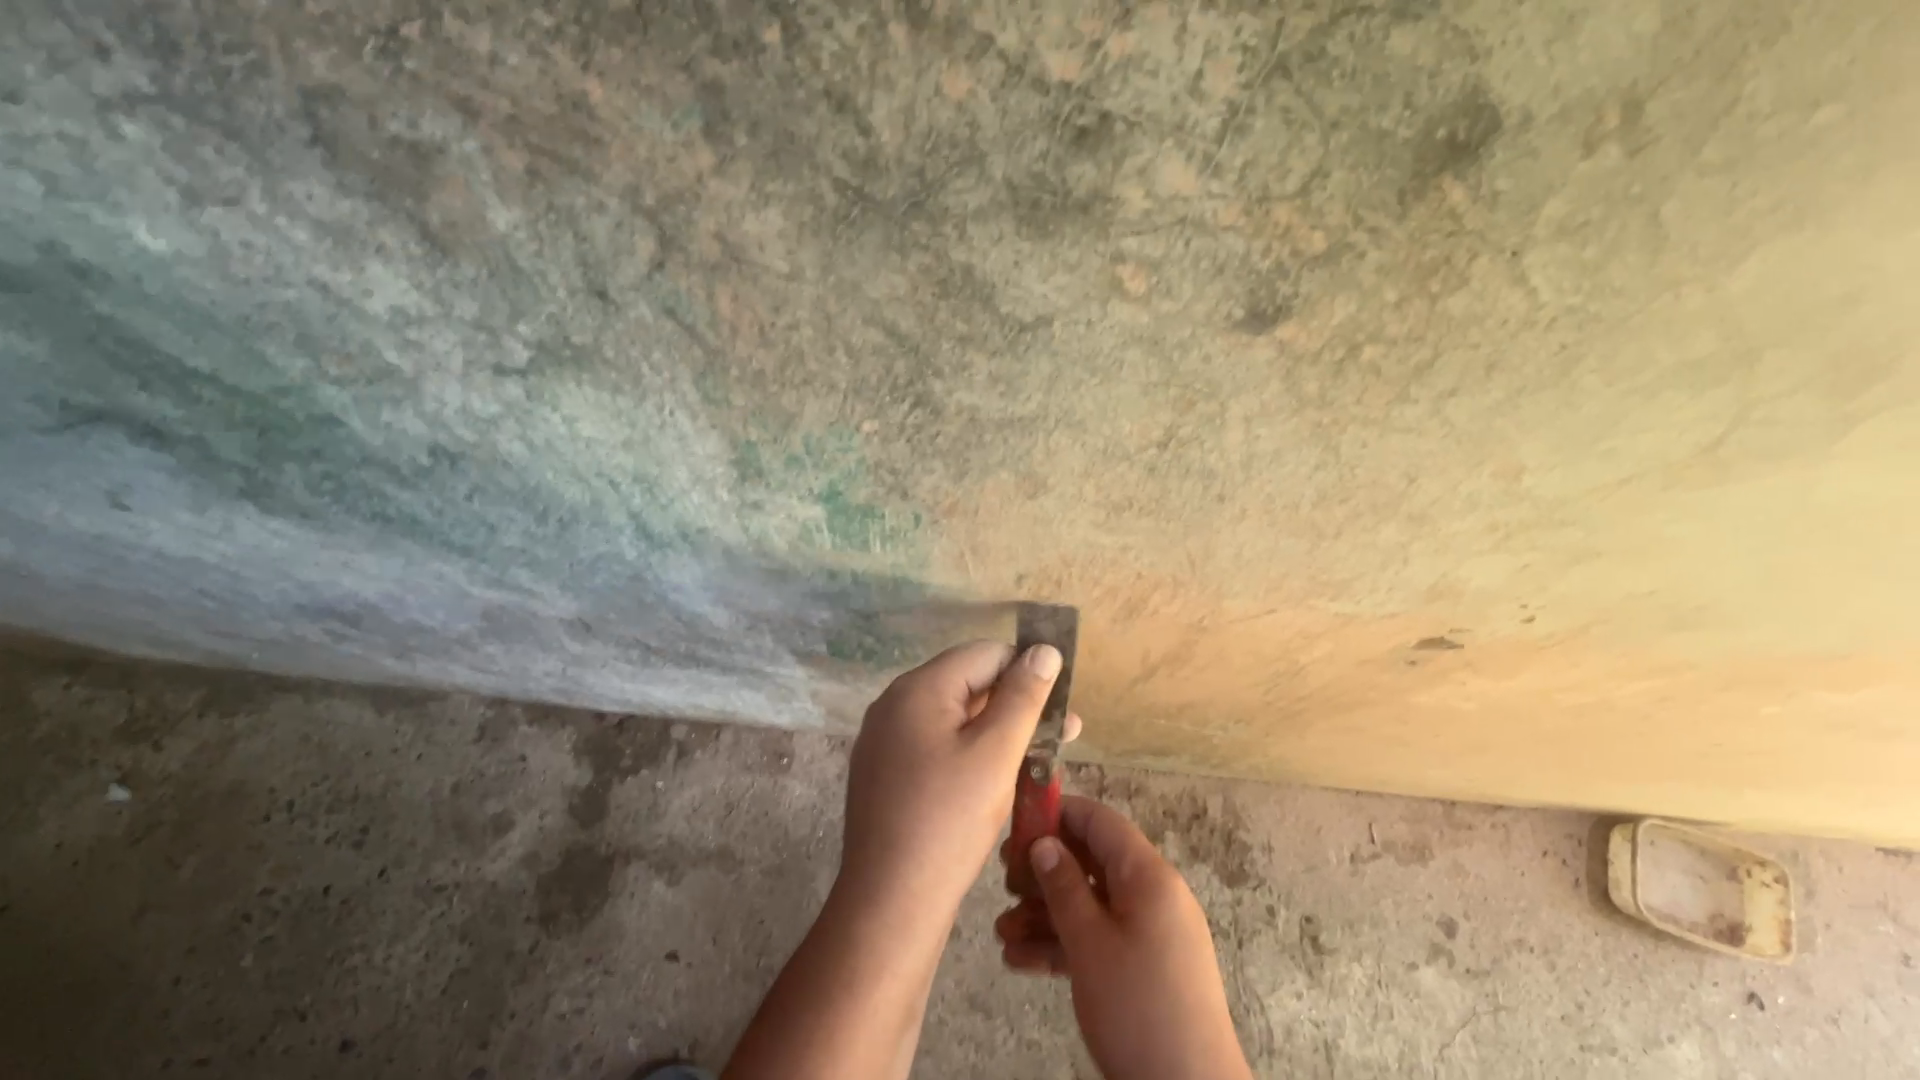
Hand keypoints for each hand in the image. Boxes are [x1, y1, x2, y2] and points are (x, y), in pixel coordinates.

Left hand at [839, 641, 1078, 916]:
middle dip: (1018, 706)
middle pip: (968, 685)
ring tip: (1040, 761)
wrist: (890, 900)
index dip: (1027, 671)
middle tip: (1066, 736)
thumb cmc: (949, 821)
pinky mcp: (885, 774)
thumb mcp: (996, 753)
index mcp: (917, 689)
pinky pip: (936, 748)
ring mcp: (885, 742)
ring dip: (998, 733)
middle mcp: (893, 705)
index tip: (1063, 705)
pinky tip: (998, 782)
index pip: (984, 654)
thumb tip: (1044, 649)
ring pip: (954, 721)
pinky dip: (970, 755)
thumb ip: (1023, 697)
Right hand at [995, 796, 1253, 1079]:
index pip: (1101, 821)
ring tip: (1002, 934)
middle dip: (1043, 873)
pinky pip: (1098, 939)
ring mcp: (1149, 933)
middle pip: (1091, 863)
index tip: (1016, 825)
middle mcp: (1152, 895)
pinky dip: (1062, 945)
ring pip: (1089, 905)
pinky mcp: (1143, 967)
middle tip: (1003, 884)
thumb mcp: (1089, 942)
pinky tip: (1020, 960)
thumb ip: (1062, 886)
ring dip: (1044, 915)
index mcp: (1148, 876)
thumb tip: (1043, 842)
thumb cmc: (1136, 1004)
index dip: (1058, 814)